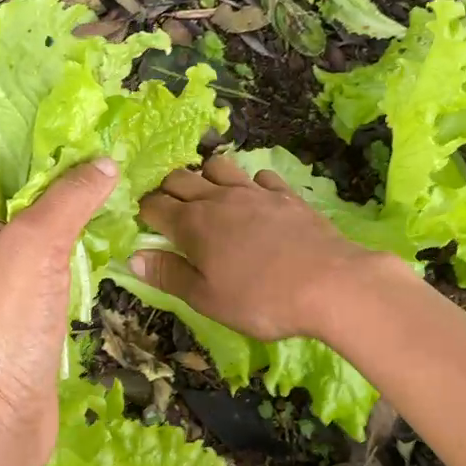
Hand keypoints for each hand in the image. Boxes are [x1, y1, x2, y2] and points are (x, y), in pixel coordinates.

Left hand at [0, 159, 118, 465]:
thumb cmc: (3, 320)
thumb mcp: (35, 242)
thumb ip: (69, 196)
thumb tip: (105, 161)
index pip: (6, 157)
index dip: (41, 136)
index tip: (84, 117)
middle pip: (33, 189)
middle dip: (70, 168)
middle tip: (117, 144)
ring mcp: (16, 272)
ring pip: (52, 224)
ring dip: (82, 204)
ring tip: (124, 176)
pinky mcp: (38, 303)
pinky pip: (64, 257)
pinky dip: (87, 241)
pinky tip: (115, 227)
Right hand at [132, 155, 399, 340]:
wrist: (331, 283)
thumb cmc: (262, 299)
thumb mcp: (208, 299)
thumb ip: (169, 276)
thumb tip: (134, 258)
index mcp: (192, 224)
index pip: (155, 205)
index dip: (145, 211)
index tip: (145, 223)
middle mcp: (217, 198)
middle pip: (181, 178)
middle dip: (168, 189)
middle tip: (170, 208)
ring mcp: (253, 192)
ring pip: (217, 166)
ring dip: (206, 176)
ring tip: (209, 195)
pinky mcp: (284, 194)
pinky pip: (259, 177)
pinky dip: (250, 184)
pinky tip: (256, 200)